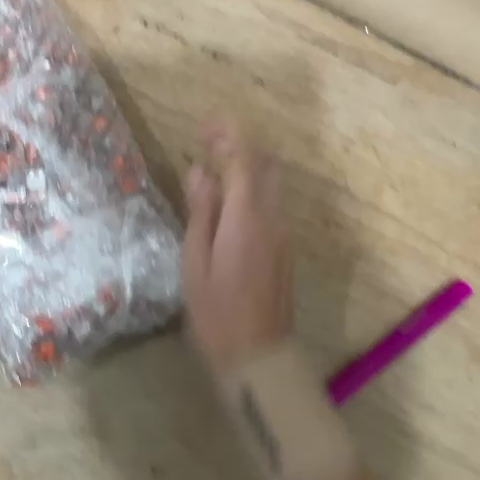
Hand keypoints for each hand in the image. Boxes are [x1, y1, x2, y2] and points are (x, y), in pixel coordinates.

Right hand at [181, 115, 293, 373]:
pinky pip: (271, 203)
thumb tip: (198, 172)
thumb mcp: (195, 261)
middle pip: (265, 166)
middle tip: (208, 139)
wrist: (258, 356)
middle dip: (239, 144)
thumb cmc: (216, 312)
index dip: (227, 135)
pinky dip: (251, 187)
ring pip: (271, 183)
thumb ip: (201, 212)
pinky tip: (227, 197)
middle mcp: (272, 219)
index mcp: (246, 219)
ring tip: (213, 163)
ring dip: (247, 165)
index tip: (205, 123)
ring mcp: (283, 234)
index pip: (243, 161)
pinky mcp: (284, 248)